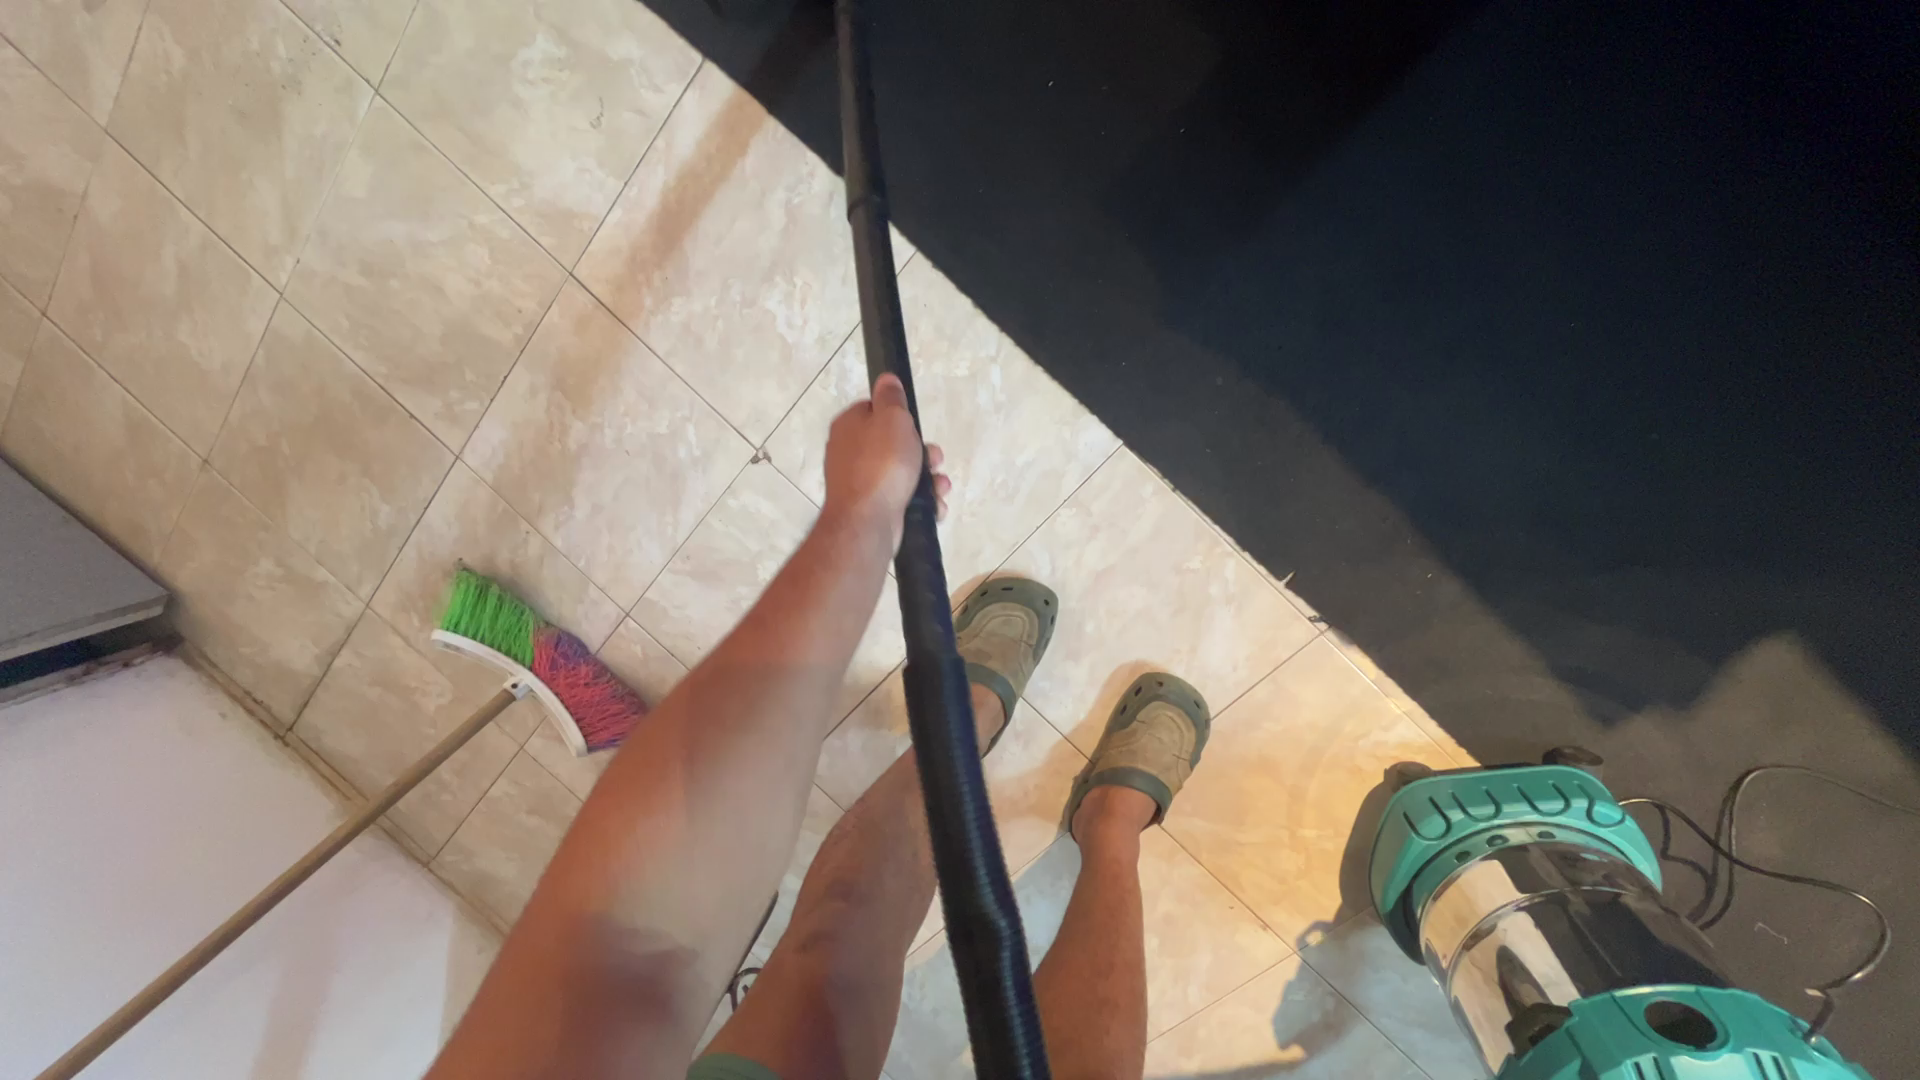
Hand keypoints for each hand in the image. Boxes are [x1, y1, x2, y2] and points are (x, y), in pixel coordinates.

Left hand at [822, 374, 951, 548]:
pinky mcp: (873, 506)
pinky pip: (902, 497)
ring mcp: (861, 482)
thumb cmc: (882, 464)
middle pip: (895, 444)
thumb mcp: (892, 419)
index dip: (901, 418)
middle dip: (923, 453)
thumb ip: (892, 398)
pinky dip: (920, 501)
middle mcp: (851, 452)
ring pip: (903, 473)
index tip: (916, 428)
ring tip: (940, 487)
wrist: (868, 521)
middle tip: (935, 459)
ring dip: (928, 479)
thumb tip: (887, 379)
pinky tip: (933, 506)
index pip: (877, 411)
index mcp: (850, 426)